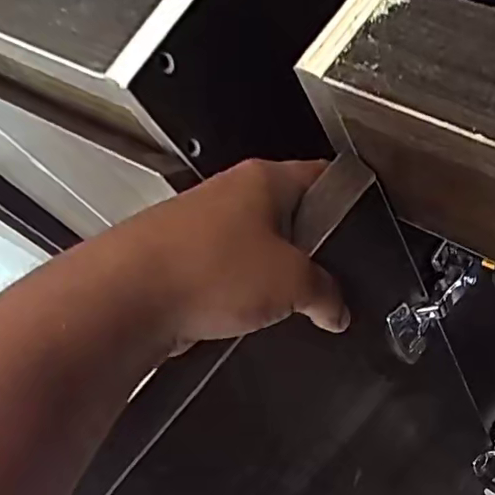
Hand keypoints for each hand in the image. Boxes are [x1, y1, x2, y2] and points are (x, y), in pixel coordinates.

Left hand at [90, 159, 351, 349]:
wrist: (131, 300)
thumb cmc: (201, 270)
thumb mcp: (294, 283)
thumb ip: (328, 294)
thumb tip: (338, 308)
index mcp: (263, 180)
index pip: (321, 176)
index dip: (348, 199)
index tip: (364, 222)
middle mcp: (233, 197)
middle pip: (294, 221)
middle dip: (315, 256)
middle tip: (333, 283)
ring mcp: (209, 231)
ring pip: (264, 255)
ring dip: (280, 282)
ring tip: (291, 307)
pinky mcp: (192, 265)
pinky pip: (237, 281)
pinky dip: (250, 300)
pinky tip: (254, 319)